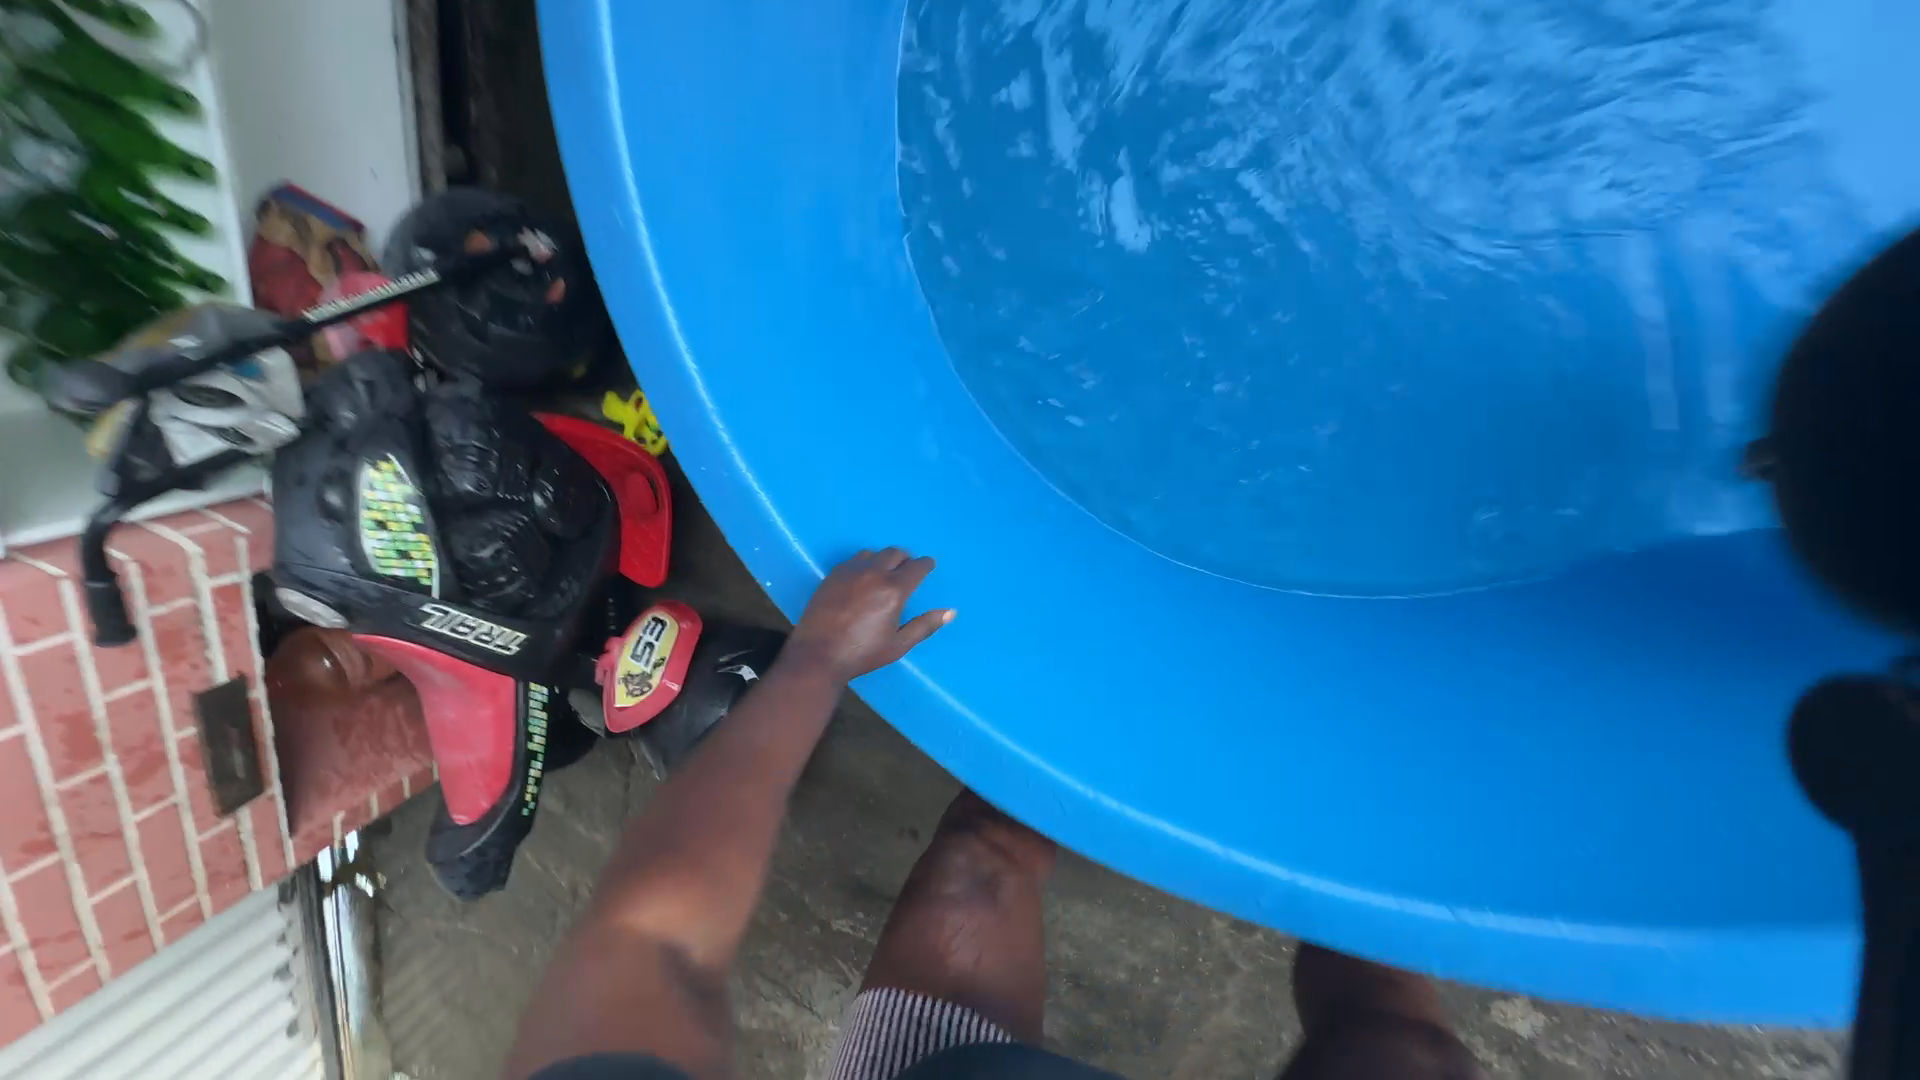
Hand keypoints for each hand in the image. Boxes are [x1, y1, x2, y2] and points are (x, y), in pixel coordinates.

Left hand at [785, 548, 953, 680]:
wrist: (818, 655)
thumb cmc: (862, 654)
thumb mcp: (898, 644)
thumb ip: (925, 625)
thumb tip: (950, 612)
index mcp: (894, 590)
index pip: (916, 566)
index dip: (926, 564)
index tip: (928, 565)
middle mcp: (874, 573)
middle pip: (895, 553)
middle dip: (906, 558)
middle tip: (908, 569)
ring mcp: (850, 571)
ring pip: (874, 553)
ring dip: (884, 559)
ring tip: (885, 572)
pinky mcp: (833, 575)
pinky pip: (854, 559)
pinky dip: (865, 563)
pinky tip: (863, 577)